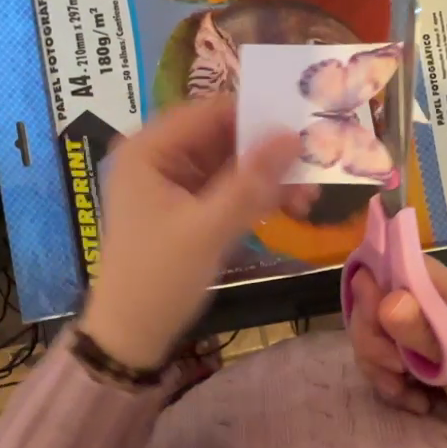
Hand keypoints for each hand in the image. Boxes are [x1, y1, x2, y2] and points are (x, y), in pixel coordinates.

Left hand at [79, 96, 304, 369]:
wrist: (131, 335)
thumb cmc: (159, 279)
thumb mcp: (209, 229)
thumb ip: (251, 182)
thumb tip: (294, 137)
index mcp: (148, 150)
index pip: (209, 112)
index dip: (257, 115)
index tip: (305, 126)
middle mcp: (157, 158)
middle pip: (223, 137)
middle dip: (268, 153)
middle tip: (314, 166)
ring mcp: (171, 184)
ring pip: (230, 164)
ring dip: (268, 178)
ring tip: (308, 198)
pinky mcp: (185, 209)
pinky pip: (227, 189)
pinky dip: (255, 196)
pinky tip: (290, 209)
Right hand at [347, 259, 446, 447]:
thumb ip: (424, 332)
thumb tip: (385, 298)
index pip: (391, 266)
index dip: (372, 294)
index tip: (379, 334)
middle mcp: (437, 303)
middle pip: (377, 304)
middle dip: (373, 341)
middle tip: (394, 373)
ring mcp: (433, 330)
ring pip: (381, 336)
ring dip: (381, 368)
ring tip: (405, 396)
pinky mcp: (431, 357)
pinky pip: (394, 361)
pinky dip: (395, 382)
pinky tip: (415, 403)